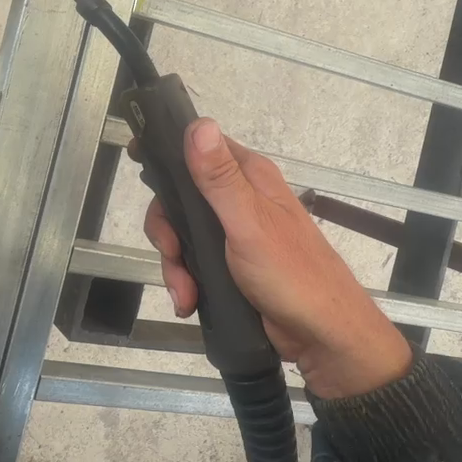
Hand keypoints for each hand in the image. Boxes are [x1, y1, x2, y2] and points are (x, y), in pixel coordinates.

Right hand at [145, 119, 411, 398]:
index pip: (199, 146)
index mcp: (248, 177)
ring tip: (184, 291)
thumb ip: (220, 177)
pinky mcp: (231, 263)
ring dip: (175, 263)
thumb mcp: (248, 222)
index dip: (167, 151)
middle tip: (171, 252)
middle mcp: (240, 198)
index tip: (137, 161)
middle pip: (180, 197)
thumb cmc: (291, 275)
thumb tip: (199, 123)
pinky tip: (189, 300)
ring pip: (183, 233)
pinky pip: (194, 261)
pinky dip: (186, 280)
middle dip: (167, 230)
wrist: (323, 338)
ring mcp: (235, 232)